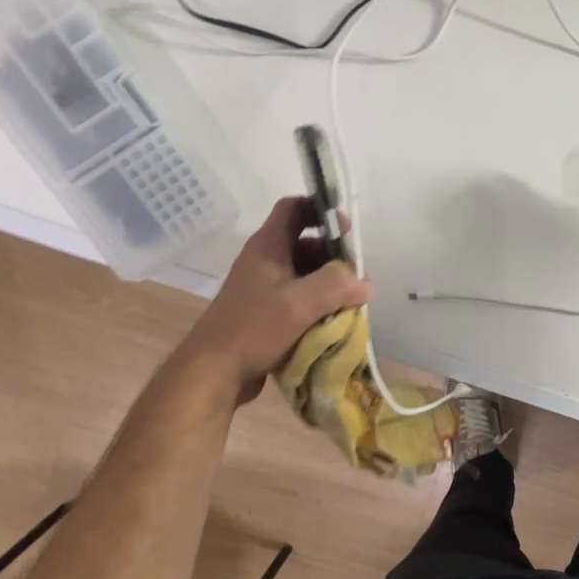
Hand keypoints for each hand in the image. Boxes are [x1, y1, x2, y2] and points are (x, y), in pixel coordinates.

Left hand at [177, 197, 370, 403]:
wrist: (215, 370)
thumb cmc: (254, 329)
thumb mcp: (299, 303)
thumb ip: (335, 286)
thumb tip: (363, 283)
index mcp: (268, 247)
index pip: (294, 208)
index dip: (320, 209)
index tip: (347, 229)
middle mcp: (265, 261)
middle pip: (305, 243)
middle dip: (334, 255)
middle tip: (356, 275)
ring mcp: (264, 288)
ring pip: (305, 273)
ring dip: (329, 283)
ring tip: (351, 302)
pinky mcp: (266, 313)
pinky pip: (299, 298)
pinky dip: (319, 304)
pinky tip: (335, 321)